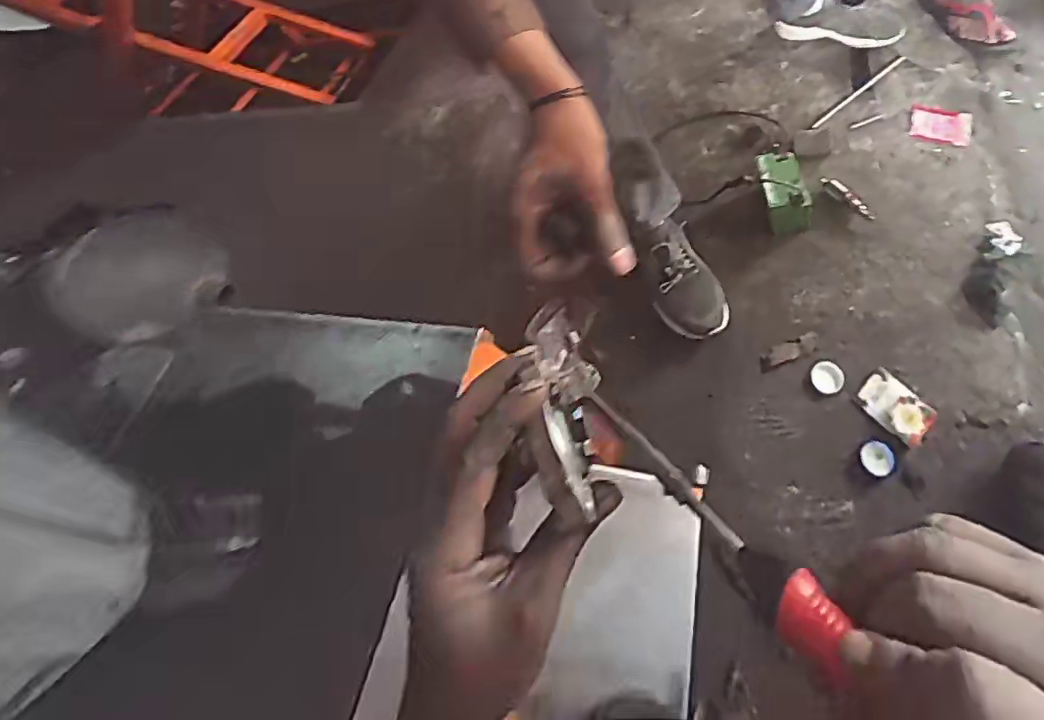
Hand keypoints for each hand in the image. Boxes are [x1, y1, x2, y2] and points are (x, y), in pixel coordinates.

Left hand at [404, 352, 621, 719]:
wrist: (451, 712)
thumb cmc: (486, 668)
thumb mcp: (532, 607)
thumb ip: (566, 539)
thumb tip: (604, 489)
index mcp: (445, 541)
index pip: (471, 463)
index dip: (503, 418)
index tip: (539, 385)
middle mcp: (439, 520)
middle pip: (453, 440)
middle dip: (488, 392)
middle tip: (530, 359)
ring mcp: (450, 521)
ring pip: (467, 448)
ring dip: (500, 408)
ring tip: (539, 378)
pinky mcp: (467, 526)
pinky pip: (488, 469)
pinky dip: (513, 441)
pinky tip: (544, 427)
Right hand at [514, 94, 636, 281]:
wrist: (558, 95)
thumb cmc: (573, 136)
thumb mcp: (594, 183)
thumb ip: (606, 224)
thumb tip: (622, 267)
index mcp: (526, 214)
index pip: (535, 264)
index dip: (563, 269)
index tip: (590, 256)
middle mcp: (527, 212)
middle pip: (546, 251)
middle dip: (575, 254)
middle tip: (605, 244)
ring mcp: (538, 200)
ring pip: (557, 234)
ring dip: (581, 238)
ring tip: (607, 229)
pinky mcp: (550, 190)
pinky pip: (564, 216)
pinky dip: (581, 220)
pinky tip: (602, 211)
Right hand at [832, 515, 1043, 719]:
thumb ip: (922, 707)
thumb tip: (851, 667)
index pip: (966, 680)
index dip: (893, 668)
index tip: (846, 659)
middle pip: (945, 599)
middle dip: (878, 609)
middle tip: (843, 624)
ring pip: (944, 546)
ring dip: (883, 562)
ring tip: (857, 589)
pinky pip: (960, 528)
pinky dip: (912, 541)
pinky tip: (894, 569)